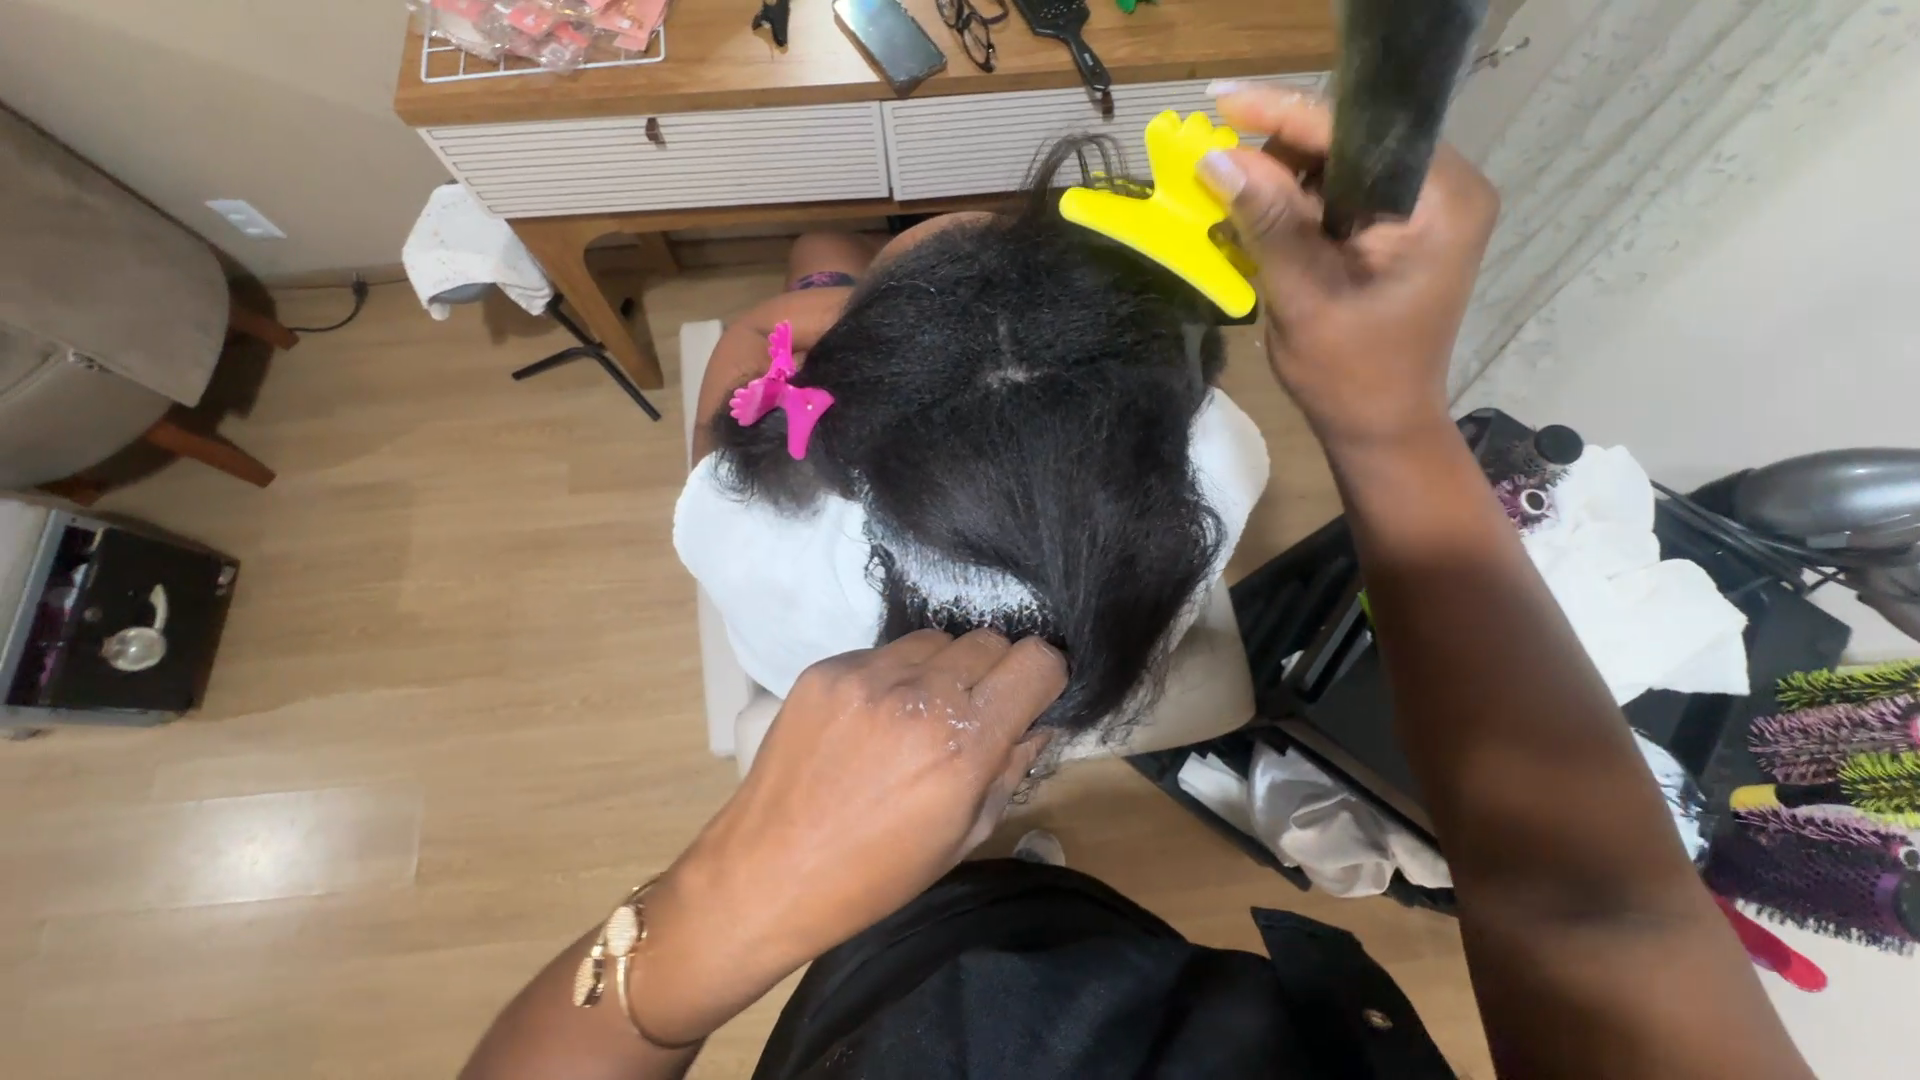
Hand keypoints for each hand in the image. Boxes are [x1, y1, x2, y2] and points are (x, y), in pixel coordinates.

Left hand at [631, 630, 1066, 1043]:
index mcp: (963, 745)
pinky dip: (895, 674)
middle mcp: (920, 695)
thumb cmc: (876, 874)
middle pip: (991, 640)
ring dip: (945, 667)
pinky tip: (875, 715)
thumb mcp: (963, 837)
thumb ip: (1010, 769)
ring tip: (921, 711)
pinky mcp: (826, 669)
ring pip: (938, 638)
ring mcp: (867, 675)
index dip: (1044, 678)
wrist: (767, 871)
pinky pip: (885, 651)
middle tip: (974, 711)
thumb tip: (1037, 724)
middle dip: (995, 672)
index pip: (1036, 662)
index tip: (1030, 698)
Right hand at [1197, 85, 1500, 452]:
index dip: (1283, 115)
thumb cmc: (1349, 375)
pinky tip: (1258, 220)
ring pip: (1341, 169)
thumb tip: (1215, 158)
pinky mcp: (1404, 231)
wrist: (1380, 427)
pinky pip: (1343, 199)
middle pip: (1349, 143)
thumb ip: (1266, 221)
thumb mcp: (1302, 296)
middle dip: (1279, 153)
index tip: (1222, 104)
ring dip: (1283, 182)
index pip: (1354, 133)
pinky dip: (1298, 208)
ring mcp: (1428, 210)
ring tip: (1230, 199)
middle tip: (1216, 168)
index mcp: (1439, 201)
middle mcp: (1445, 191)